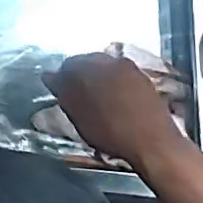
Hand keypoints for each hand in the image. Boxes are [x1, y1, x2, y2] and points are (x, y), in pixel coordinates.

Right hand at [44, 53, 191, 169]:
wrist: (153, 142)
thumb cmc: (112, 131)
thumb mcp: (79, 116)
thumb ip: (63, 91)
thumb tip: (49, 75)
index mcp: (91, 66)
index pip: (67, 65)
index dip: (61, 79)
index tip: (60, 93)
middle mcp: (111, 60)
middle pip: (87, 62)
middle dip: (79, 77)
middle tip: (76, 98)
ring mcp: (129, 68)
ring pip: (105, 68)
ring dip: (97, 81)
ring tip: (95, 102)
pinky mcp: (143, 78)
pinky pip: (121, 77)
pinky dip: (113, 86)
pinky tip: (114, 102)